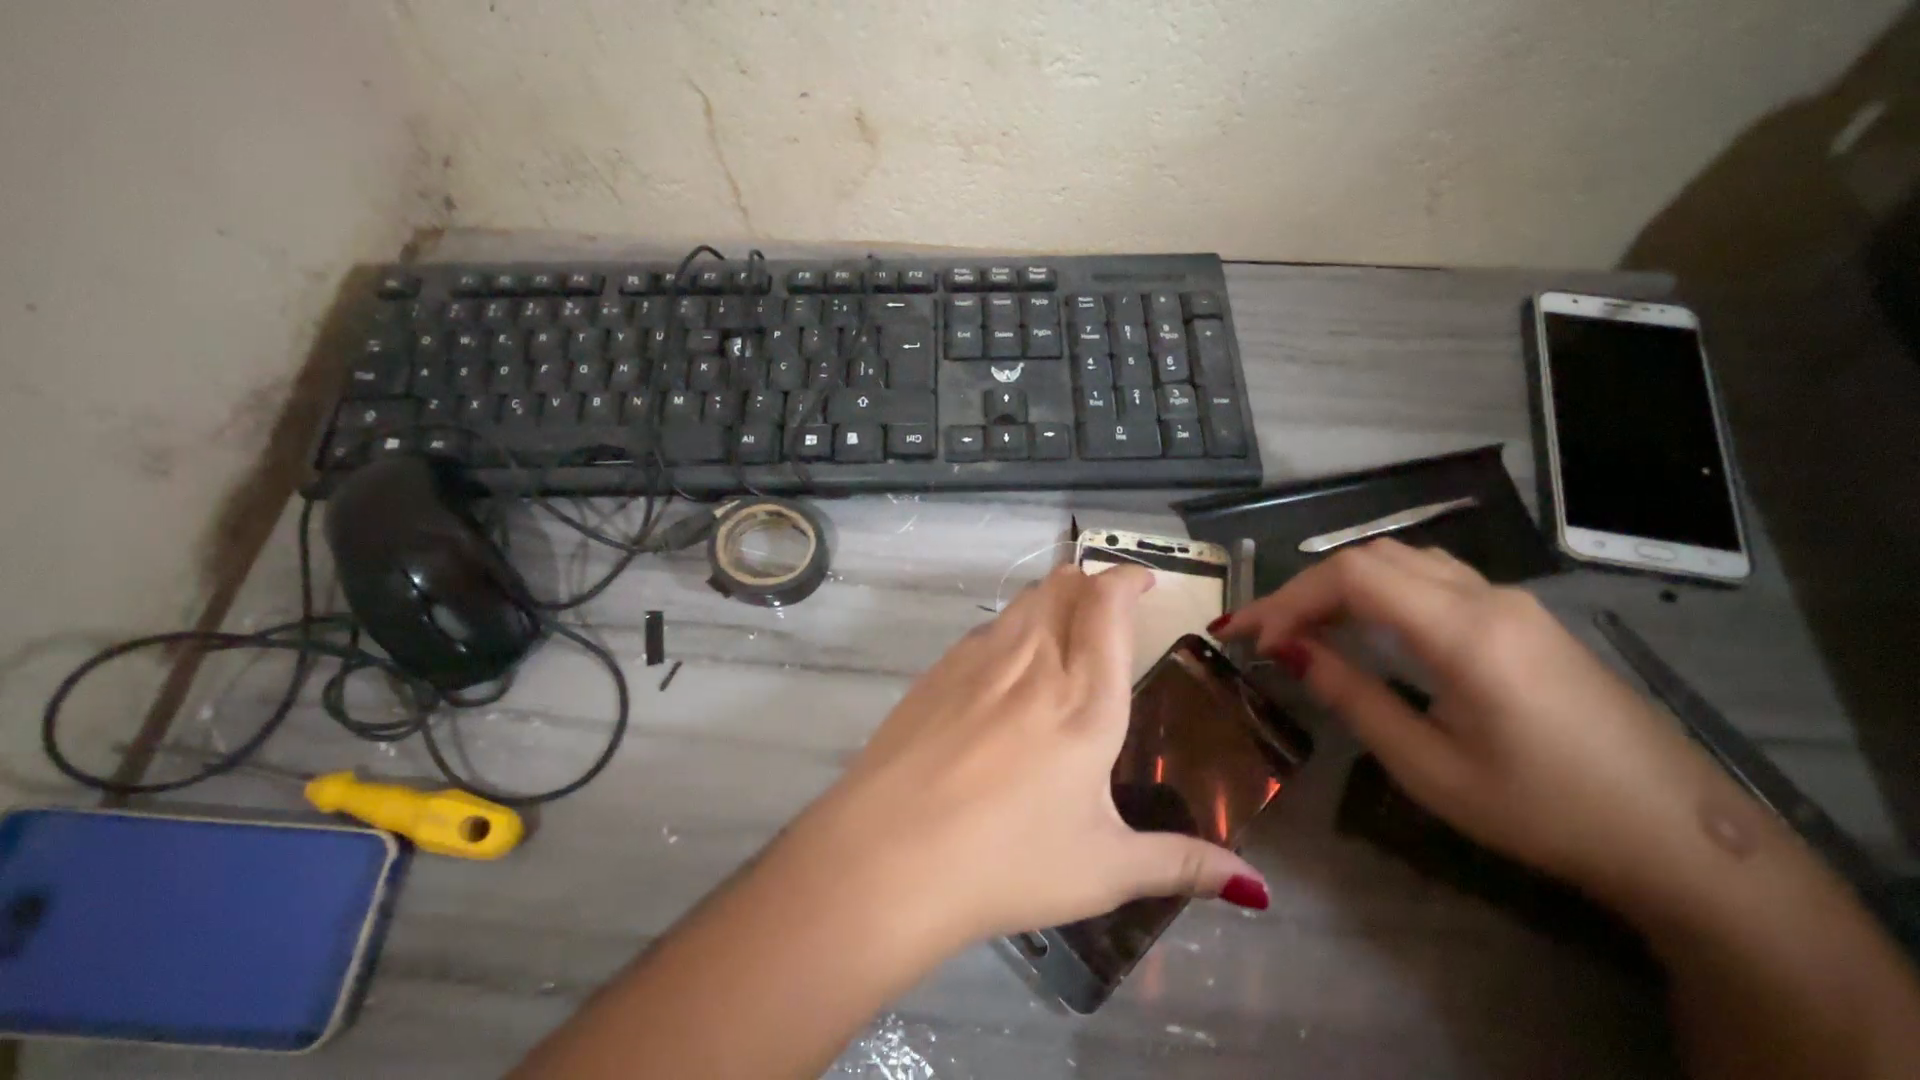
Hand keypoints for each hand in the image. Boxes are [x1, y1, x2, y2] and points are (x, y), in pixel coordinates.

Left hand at [794, 564, 1266, 951]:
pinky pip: (984, 629)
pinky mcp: (934, 675)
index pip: (1109, 608)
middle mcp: (1033, 664)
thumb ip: (1181, 864)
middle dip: (1091, 583)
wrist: (886, 859)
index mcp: (1086, 703)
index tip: (1142, 582)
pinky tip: (1005, 666)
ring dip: (1051, 597)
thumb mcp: (1104, 870)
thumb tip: (1253, 886)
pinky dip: (1009, 627)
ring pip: (1022, 601)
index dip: (1127, 581)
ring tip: (1063, 623)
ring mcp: (976, 662)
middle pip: (1063, 587)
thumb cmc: (1007, 865)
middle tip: (1107, 604)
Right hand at [1213, 539, 1721, 905]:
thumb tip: (1290, 651)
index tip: (1247, 638)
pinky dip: (1384, 592)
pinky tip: (1368, 630)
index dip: (1288, 597)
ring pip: (1407, 561)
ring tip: (1304, 631)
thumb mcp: (1431, 768)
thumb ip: (1354, 698)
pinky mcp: (1526, 621)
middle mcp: (1489, 597)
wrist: (1677, 837)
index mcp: (1465, 631)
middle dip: (1307, 588)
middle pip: (1375, 557)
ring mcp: (1514, 604)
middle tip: (1263, 635)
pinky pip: (1437, 580)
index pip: (1352, 576)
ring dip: (1345, 585)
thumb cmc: (1544, 813)